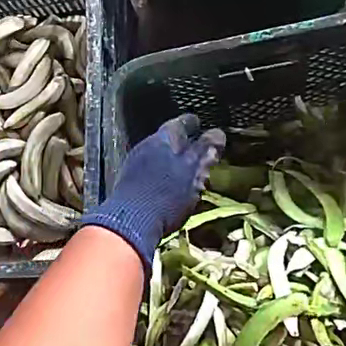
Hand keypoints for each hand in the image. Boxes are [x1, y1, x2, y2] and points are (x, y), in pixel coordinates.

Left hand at [79, 114, 224, 265]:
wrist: (130, 223)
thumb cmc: (166, 195)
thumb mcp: (193, 172)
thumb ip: (205, 152)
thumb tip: (217, 134)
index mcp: (163, 139)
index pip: (180, 123)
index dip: (192, 123)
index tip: (199, 123)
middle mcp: (146, 146)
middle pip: (167, 140)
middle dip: (182, 144)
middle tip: (196, 151)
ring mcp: (134, 165)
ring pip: (158, 157)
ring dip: (171, 161)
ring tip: (185, 172)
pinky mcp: (128, 184)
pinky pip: (149, 173)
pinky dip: (161, 176)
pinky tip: (167, 188)